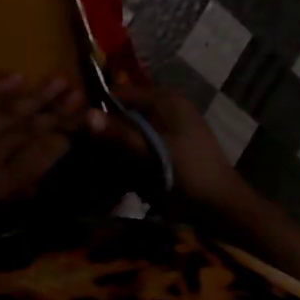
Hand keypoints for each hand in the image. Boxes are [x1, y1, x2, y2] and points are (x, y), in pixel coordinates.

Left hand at [0, 73, 86, 237]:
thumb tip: (53, 152)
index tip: (85, 118)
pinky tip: (17, 76)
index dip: (64, 135)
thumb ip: (26, 183)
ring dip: (35, 95)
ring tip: (60, 80)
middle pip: (27, 130)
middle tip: (79, 92)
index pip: (40, 155)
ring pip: (4, 112)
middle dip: (56, 111)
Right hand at [90, 82, 255, 216]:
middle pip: (127, 111)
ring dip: (119, 147)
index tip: (77, 129)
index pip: (121, 93)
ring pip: (134, 129)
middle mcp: (169, 107)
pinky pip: (144, 144)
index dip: (98, 108)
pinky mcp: (173, 147)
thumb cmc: (189, 175)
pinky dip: (132, 156)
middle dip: (109, 130)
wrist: (222, 205)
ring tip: (100, 163)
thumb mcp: (151, 153)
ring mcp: (172, 127)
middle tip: (87, 150)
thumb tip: (85, 114)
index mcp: (167, 100)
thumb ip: (120, 134)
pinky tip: (121, 171)